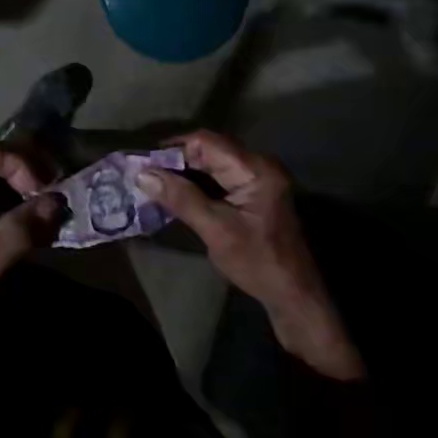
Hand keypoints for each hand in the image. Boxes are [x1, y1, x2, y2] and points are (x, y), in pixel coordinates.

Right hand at [139, 131, 364, 380]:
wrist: (294, 296)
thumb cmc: (258, 262)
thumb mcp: (216, 230)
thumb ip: (181, 198)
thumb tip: (143, 174)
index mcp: (256, 169)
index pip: (206, 142)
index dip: (173, 148)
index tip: (143, 162)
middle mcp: (259, 164)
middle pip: (209, 148)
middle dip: (176, 159)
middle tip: (144, 172)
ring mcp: (258, 178)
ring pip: (212, 162)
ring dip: (184, 170)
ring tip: (154, 181)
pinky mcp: (253, 192)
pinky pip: (219, 176)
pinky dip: (196, 182)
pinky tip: (176, 192)